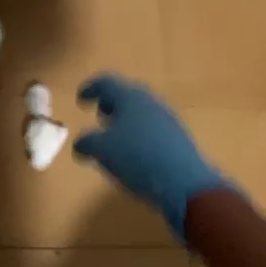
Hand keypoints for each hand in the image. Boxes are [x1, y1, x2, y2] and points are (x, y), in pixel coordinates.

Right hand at [73, 74, 227, 237]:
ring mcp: (167, 119)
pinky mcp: (178, 139)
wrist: (185, 183)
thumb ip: (87, 143)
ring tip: (116, 137)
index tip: (81, 98)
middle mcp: (149, 102)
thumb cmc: (137, 158)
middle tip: (100, 114)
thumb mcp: (102, 151)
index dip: (91, 88)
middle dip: (111, 103)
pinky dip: (140, 135)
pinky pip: (153, 129)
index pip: (106, 83)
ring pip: (141, 112)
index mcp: (129, 97)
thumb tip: (80, 144)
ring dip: (126, 120)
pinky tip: (136, 154)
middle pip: (126, 95)